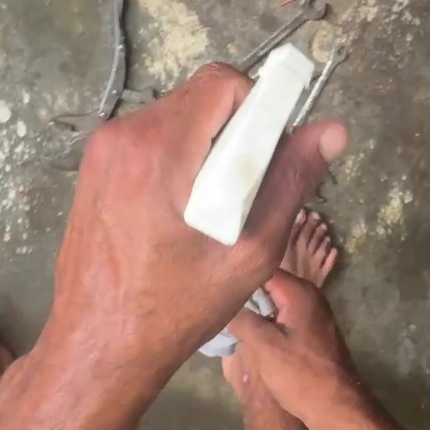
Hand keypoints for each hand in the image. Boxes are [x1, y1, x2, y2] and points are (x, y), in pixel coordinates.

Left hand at [46, 63, 347, 386]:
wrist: (97, 346)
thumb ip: (292, 180)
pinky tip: (184, 206)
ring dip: (210, 142)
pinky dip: (183, 153)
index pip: (223, 82)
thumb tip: (333, 130)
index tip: (268, 156)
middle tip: (247, 188)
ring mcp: (103, 146)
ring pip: (180, 112)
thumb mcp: (251, 250)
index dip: (259, 107)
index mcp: (160, 149)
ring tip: (216, 205)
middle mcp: (124, 134)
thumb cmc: (177, 307)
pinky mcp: (96, 162)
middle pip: (202, 95)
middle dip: (237, 129)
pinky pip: (156, 133)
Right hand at [227, 271, 373, 429]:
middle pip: (269, 283)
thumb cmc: (301, 375)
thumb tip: (224, 304)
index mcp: (299, 291)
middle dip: (246, 293)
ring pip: (276, 300)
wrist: (337, 406)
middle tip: (220, 304)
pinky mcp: (313, 327)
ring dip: (256, 309)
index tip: (219, 285)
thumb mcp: (265, 347)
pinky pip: (285, 313)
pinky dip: (269, 319)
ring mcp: (313, 311)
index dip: (240, 275)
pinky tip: (251, 332)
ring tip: (230, 317)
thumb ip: (243, 320)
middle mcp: (309, 294)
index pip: (263, 269)